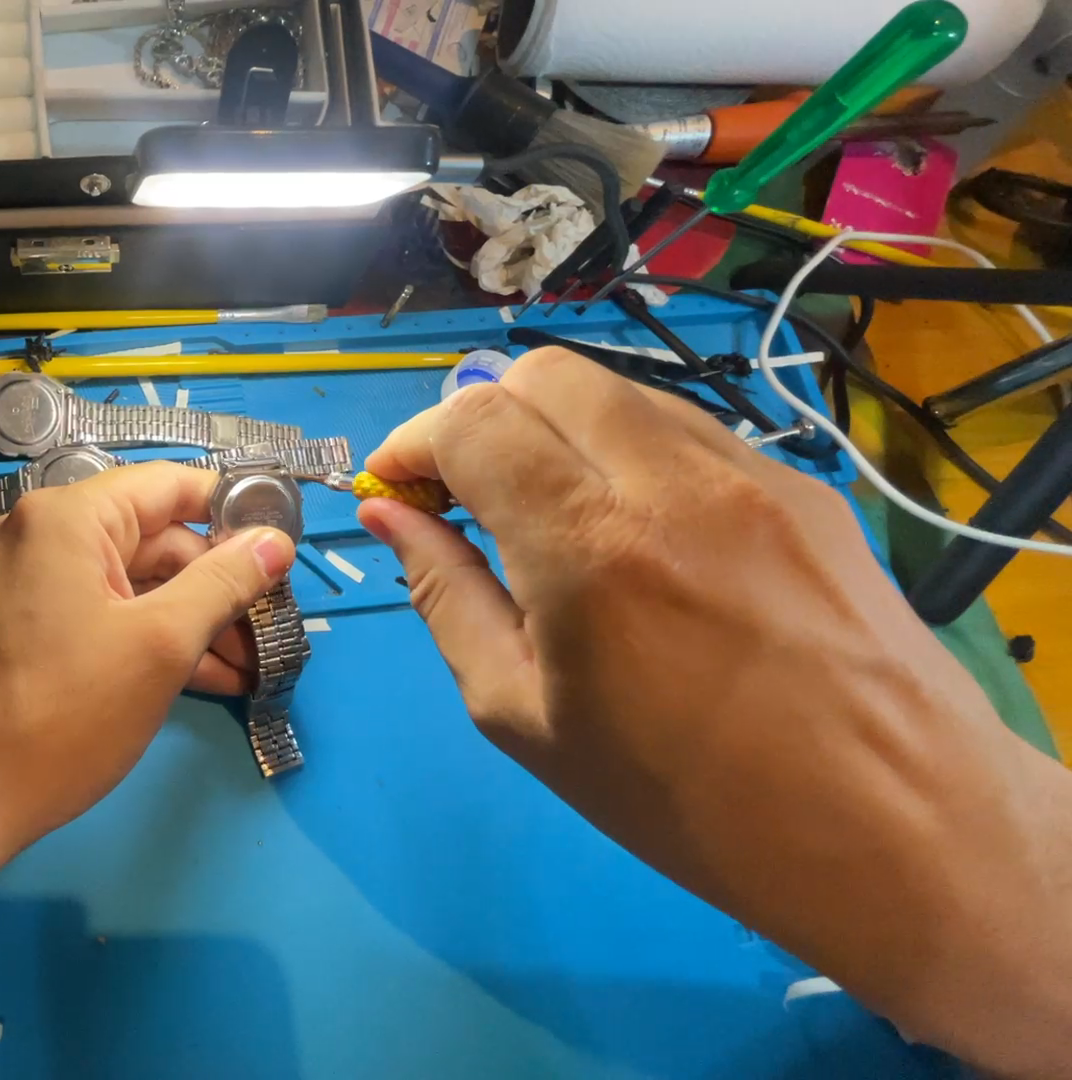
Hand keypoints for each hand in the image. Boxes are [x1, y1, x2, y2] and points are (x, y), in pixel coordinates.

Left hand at [0, 462, 295, 860]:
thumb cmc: (64, 716)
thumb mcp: (160, 645)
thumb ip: (224, 583)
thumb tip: (275, 541)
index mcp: (69, 517)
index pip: (170, 486)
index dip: (233, 513)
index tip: (284, 550)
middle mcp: (45, 534)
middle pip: (156, 540)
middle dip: (218, 589)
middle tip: (273, 634)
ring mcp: (34, 581)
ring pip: (136, 584)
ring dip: (193, 622)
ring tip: (252, 669)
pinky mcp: (32, 624)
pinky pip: (106, 613)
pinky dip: (151, 639)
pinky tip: (206, 678)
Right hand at [359, 347, 1071, 1075]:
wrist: (901, 839)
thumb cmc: (673, 793)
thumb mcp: (515, 708)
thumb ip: (440, 591)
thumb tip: (386, 516)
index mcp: (588, 549)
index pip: (472, 426)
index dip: (410, 443)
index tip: (392, 489)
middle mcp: (670, 483)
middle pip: (538, 376)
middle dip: (471, 419)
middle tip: (455, 493)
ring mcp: (749, 473)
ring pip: (606, 388)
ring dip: (540, 428)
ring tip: (529, 507)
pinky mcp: (798, 484)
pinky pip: (673, 425)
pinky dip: (608, 447)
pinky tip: (611, 521)